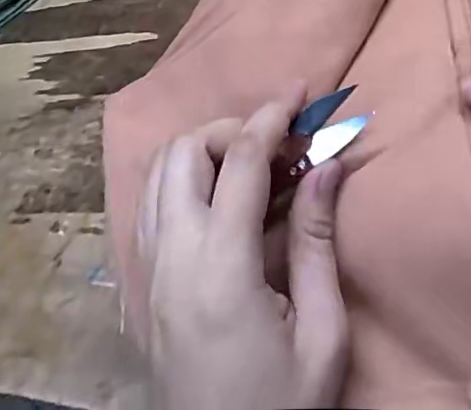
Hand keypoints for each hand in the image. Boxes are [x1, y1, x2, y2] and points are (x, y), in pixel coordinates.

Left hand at [136, 91, 349, 409]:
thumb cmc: (278, 408)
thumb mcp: (320, 337)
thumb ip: (319, 241)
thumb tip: (327, 164)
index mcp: (220, 265)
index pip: (241, 160)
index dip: (273, 116)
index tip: (300, 91)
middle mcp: (172, 252)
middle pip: (185, 150)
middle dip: (232, 129)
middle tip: (278, 144)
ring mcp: (149, 265)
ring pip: (160, 170)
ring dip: (204, 149)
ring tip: (251, 165)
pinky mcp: (143, 280)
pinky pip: (152, 201)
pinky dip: (183, 177)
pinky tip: (219, 197)